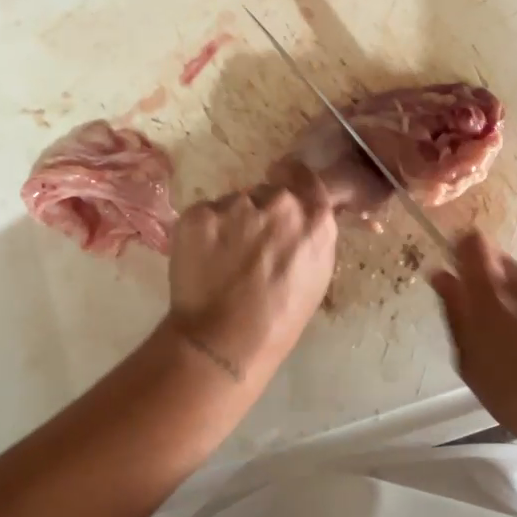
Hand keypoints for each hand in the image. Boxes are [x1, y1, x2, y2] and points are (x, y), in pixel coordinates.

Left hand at [164, 165, 338, 381]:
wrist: (225, 342)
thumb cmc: (280, 320)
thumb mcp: (317, 274)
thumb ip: (311, 236)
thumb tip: (300, 221)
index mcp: (315, 218)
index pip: (304, 175)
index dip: (291, 179)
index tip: (281, 190)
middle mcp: (280, 202)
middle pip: (267, 192)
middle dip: (259, 211)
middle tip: (249, 246)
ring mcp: (237, 205)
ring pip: (233, 204)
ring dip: (230, 223)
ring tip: (223, 261)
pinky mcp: (200, 214)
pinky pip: (204, 215)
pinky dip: (203, 234)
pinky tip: (203, 262)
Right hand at [429, 232, 516, 444]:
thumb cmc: (515, 397)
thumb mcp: (470, 362)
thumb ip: (456, 312)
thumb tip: (443, 277)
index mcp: (491, 295)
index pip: (474, 243)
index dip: (463, 250)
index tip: (458, 271)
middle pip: (498, 260)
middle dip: (486, 279)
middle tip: (484, 316)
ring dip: (512, 296)